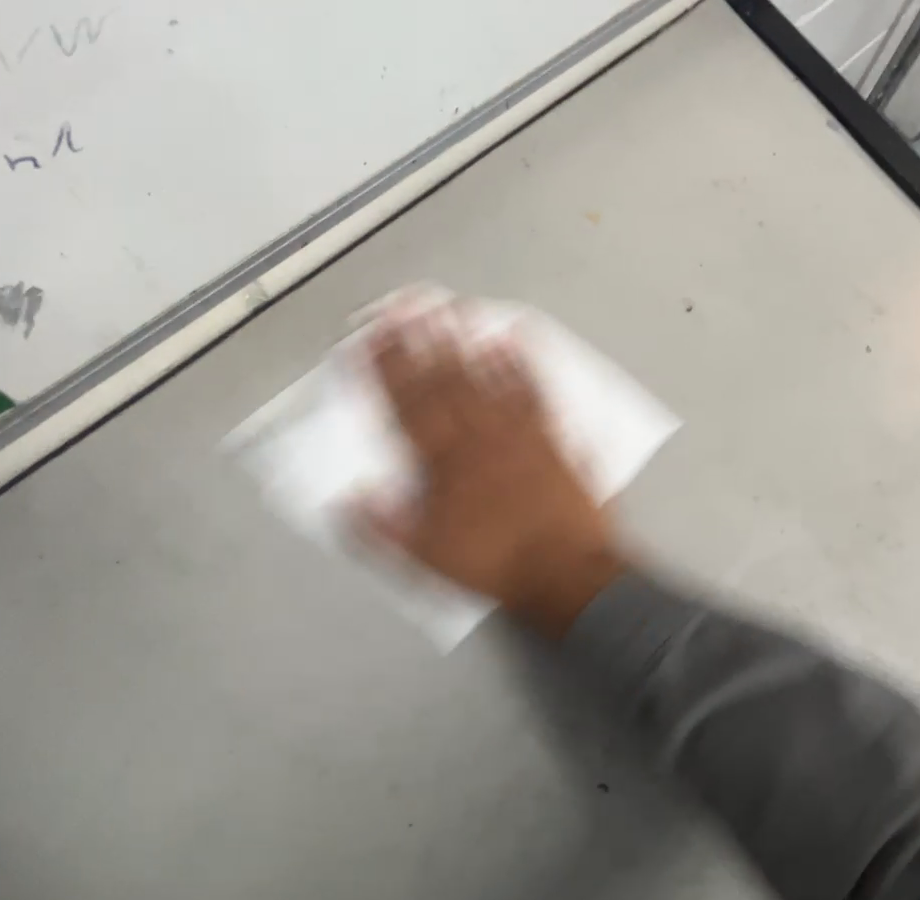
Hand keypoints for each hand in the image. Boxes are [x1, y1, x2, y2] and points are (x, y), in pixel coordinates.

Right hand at [354, 310, 625, 637]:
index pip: (406, 406)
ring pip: (489, 380)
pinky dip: (525, 367)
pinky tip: (516, 343)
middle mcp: (481, 440)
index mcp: (444, 464)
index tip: (370, 338)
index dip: (385, 369)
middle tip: (407, 305)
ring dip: (468, 343)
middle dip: (422, 343)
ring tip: (453, 309)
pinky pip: (538, 396)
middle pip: (445, 383)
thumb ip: (384, 527)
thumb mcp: (426, 559)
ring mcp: (522, 436)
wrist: (567, 574)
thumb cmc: (498, 567)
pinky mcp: (557, 442)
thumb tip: (351, 498)